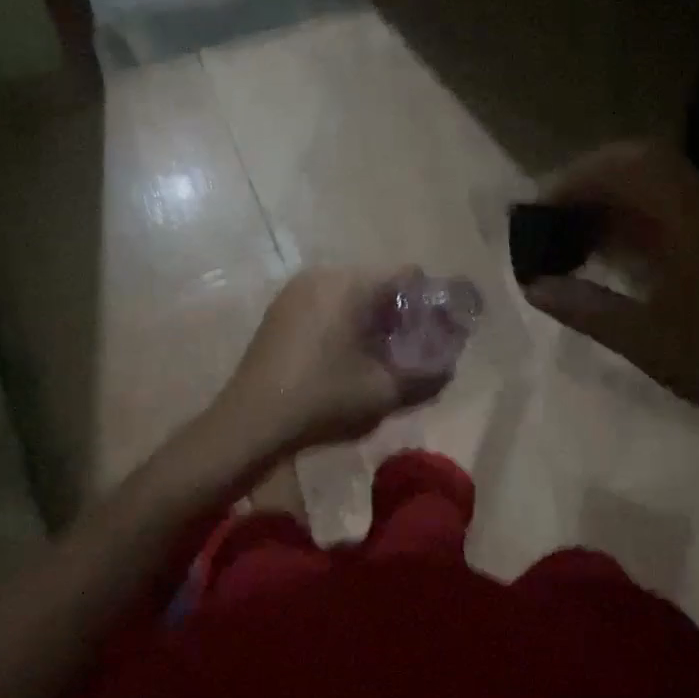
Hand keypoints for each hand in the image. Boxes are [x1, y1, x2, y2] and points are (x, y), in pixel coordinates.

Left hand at [217, 266, 444, 452]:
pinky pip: (327, 306)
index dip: (432, 304)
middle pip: (380, 284)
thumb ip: (428, 376)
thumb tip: (447, 367)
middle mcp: (323, 275)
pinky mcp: (280, 311)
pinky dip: (345, 325)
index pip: (410, 275)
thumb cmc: (323, 400)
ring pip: (352, 296)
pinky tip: (345, 362)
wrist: (250, 422)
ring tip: (379, 362)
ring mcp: (296, 291)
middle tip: (412, 354)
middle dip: (402, 315)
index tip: (439, 336)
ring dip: (373, 322)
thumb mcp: (385, 393)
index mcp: (351, 284)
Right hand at [522, 141, 698, 426]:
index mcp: (695, 219)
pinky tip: (611, 255)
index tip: (545, 204)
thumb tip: (533, 287)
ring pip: (661, 191)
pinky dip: (637, 223)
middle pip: (646, 167)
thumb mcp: (642, 339)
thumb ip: (585, 307)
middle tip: (553, 213)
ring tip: (573, 235)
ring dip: (615, 203)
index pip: (633, 165)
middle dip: (594, 183)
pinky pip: (675, 214)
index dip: (583, 175)